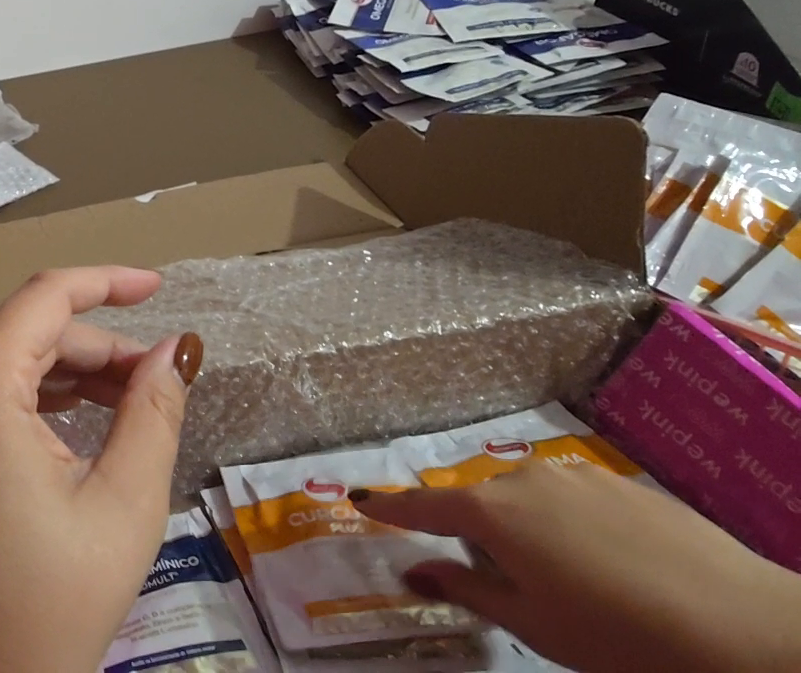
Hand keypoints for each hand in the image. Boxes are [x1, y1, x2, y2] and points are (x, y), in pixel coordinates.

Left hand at [0, 266, 201, 672]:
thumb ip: (153, 411)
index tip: (157, 285)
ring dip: (73, 372)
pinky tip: (84, 419)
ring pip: (8, 363)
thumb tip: (176, 351)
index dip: (105, 282)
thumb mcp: (123, 500)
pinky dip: (38, 397)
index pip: (43, 298)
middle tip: (162, 379)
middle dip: (99, 347)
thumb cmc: (55, 595)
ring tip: (135, 401)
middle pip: (27, 333)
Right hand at [353, 461, 800, 672]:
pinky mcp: (624, 484)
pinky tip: (614, 564)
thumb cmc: (621, 636)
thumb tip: (411, 571)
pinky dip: (572, 524)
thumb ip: (466, 590)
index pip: (422, 507)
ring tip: (571, 575)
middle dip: (479, 532)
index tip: (359, 501)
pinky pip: (574, 499)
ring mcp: (576, 477)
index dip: (389, 508)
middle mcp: (522, 479)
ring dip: (528, 526)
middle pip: (479, 502)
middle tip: (510, 579)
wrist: (754, 631)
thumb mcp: (534, 625)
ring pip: (528, 497)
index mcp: (490, 512)